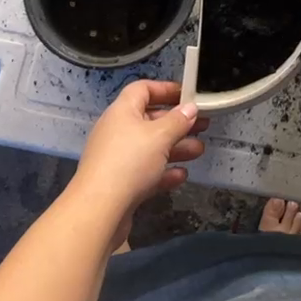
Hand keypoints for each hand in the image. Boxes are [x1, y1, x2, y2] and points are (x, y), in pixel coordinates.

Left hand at [64, 80, 207, 246]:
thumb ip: (178, 121)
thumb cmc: (129, 162)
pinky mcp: (120, 184)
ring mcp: (118, 158)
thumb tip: (190, 108)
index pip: (143, 89)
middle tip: (202, 124)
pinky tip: (181, 175)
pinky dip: (163, 172)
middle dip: (177, 123)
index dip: (165, 89)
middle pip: (150, 119)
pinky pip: (146, 171)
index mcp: (123, 111)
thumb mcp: (160, 136)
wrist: (98, 210)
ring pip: (151, 147)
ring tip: (199, 150)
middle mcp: (118, 130)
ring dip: (175, 147)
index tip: (187, 95)